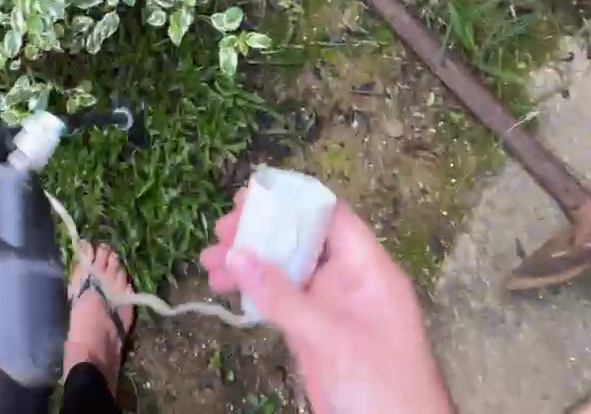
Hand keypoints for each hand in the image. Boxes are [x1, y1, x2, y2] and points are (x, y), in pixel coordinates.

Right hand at [201, 193, 452, 413]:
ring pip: (282, 267)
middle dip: (257, 232)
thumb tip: (234, 254)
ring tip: (208, 263)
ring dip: (245, 262)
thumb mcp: (331, 338)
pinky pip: (278, 297)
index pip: (329, 215)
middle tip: (220, 233)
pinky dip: (250, 289)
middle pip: (299, 237)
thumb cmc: (382, 389)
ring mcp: (329, 306)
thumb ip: (282, 296)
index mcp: (367, 269)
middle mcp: (347, 280)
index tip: (246, 201)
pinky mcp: (313, 331)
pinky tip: (223, 287)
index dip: (289, 201)